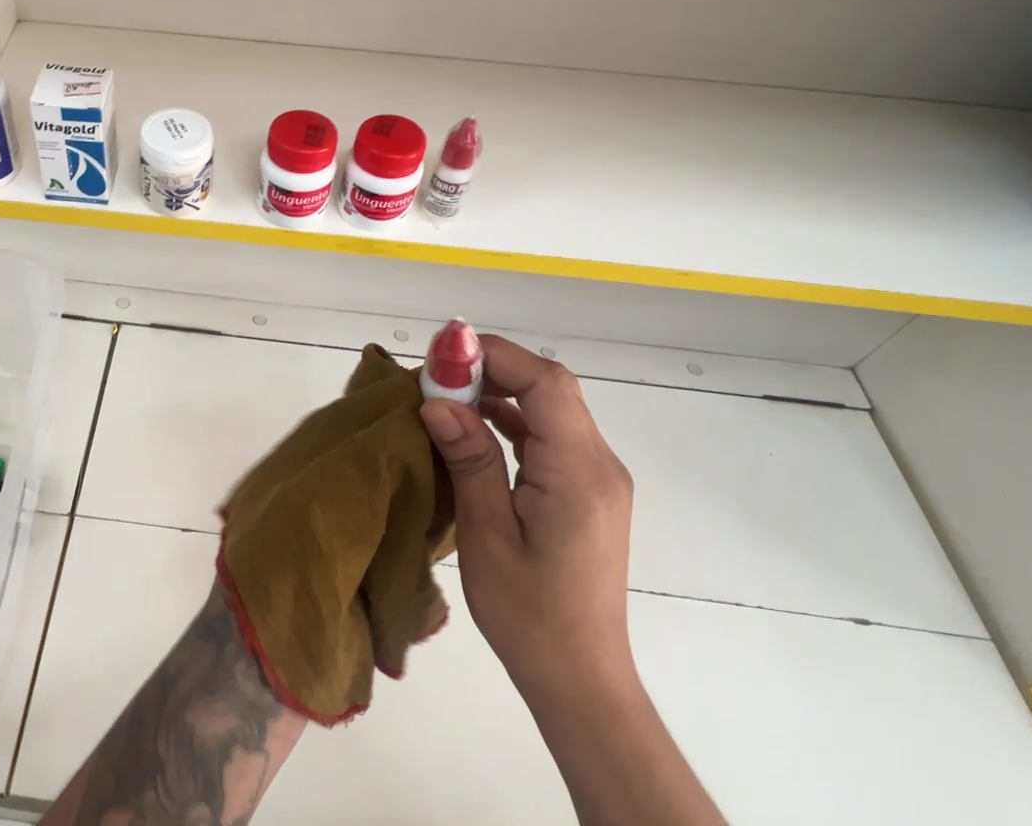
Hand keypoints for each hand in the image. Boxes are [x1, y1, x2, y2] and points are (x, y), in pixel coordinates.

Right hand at [420, 334, 634, 693]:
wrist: (579, 675)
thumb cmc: (529, 614)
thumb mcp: (487, 536)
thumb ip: (470, 461)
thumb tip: (437, 402)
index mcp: (579, 472)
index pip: (546, 383)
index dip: (493, 356)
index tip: (439, 356)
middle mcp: (599, 464)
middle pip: (551, 388)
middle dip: (491, 368)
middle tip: (432, 376)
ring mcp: (597, 477)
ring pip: (550, 409)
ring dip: (498, 393)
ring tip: (441, 398)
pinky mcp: (585, 491)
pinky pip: (549, 437)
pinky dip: (510, 421)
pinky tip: (470, 429)